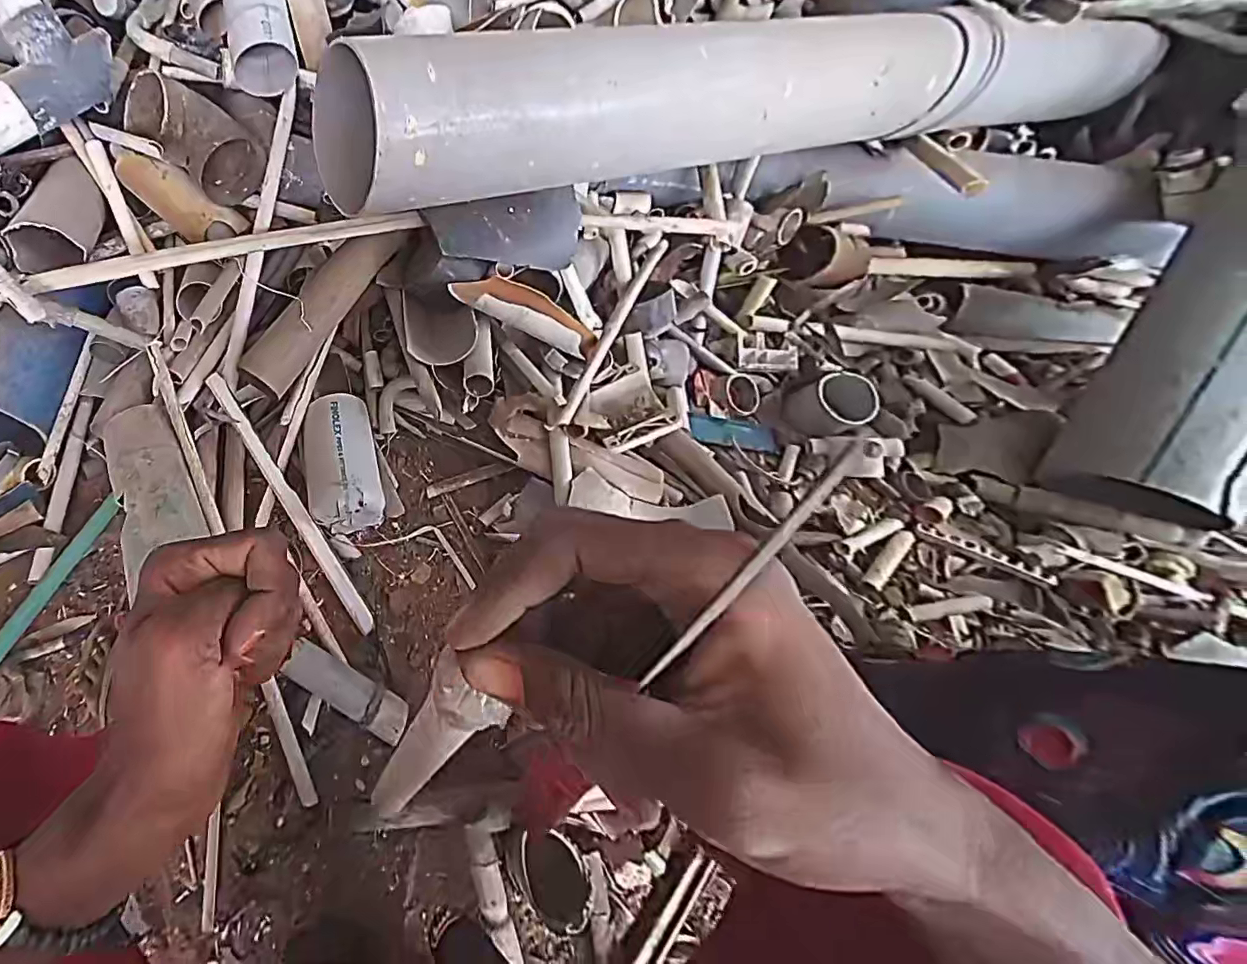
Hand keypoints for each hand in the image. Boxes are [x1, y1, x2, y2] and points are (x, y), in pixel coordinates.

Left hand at [14, 529, 299, 926]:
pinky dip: (271, 657)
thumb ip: (228, 589)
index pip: (254, 547)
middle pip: (271, 573)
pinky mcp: (238, 638)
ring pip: (280, 603)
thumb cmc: (165, 729)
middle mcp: (199, 585)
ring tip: (233, 673)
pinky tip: (242, 679)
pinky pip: (279, 630)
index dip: (259, 596)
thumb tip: (269, 555)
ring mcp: (221, 613)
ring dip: (269, 645)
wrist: (165, 789)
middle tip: (232, 658)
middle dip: (265, 622)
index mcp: (174, 571)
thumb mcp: (186, 641)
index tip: (234, 637)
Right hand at [445, 509, 991, 900]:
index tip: (466, 645)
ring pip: (565, 607)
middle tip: (498, 694)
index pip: (571, 544)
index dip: (505, 589)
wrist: (912, 835)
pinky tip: (600, 736)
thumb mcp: (698, 769)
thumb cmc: (833, 802)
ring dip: (547, 668)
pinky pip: (587, 637)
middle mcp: (687, 564)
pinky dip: (572, 682)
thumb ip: (582, 711)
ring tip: (573, 741)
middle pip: (559, 568)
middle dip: (520, 631)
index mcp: (709, 570)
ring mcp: (675, 594)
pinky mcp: (666, 625)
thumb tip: (481, 665)